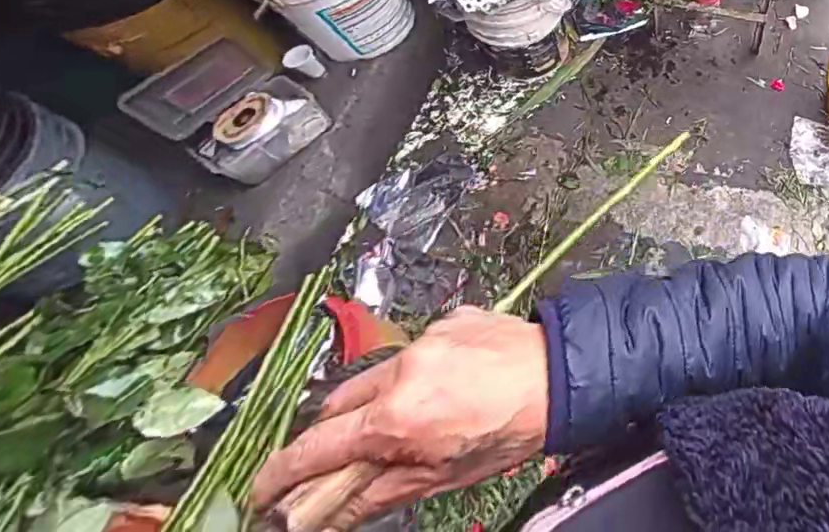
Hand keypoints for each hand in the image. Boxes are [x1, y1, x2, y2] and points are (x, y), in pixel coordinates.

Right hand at [251, 307, 550, 529]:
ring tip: (410, 416)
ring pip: (378, 372)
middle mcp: (405, 367)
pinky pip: (419, 346)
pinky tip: (446, 382)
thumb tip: (322, 516)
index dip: (279, 477)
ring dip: (378, 397)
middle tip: (348, 455)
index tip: (266, 493)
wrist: (562, 372)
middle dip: (334, 433)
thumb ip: (371, 494)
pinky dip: (419, 368)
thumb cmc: (511, 428)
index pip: (313, 448)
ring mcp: (431, 336)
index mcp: (396, 413)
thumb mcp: (440, 476)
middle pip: (339, 404)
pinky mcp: (455, 317)